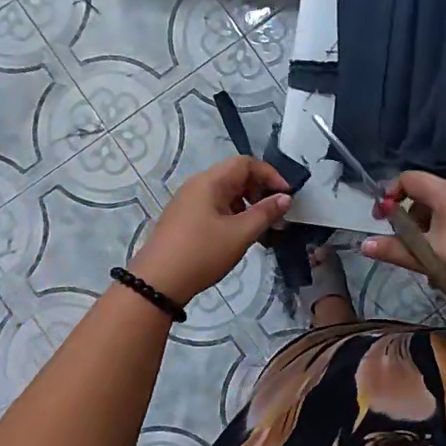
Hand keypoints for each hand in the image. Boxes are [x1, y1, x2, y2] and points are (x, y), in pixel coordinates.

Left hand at [130, 156, 290, 303]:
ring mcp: (188, 202)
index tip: (287, 196)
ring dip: (248, 204)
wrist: (158, 282)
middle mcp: (198, 185)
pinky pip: (215, 207)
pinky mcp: (185, 218)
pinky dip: (233, 214)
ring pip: (226, 193)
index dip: (270, 175)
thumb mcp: (240, 234)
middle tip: (276, 213)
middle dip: (260, 190)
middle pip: (236, 175)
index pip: (246, 163)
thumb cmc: (202, 253)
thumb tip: (285, 197)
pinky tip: (240, 236)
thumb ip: (266, 213)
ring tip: (261, 228)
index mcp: (210, 182)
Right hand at [358, 171, 445, 306]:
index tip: (381, 219)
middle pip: (424, 198)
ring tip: (424, 263)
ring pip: (440, 216)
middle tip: (401, 246)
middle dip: (407, 220)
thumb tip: (363, 245)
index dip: (390, 194)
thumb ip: (395, 250)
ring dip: (425, 235)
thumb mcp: (429, 256)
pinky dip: (443, 242)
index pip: (410, 178)